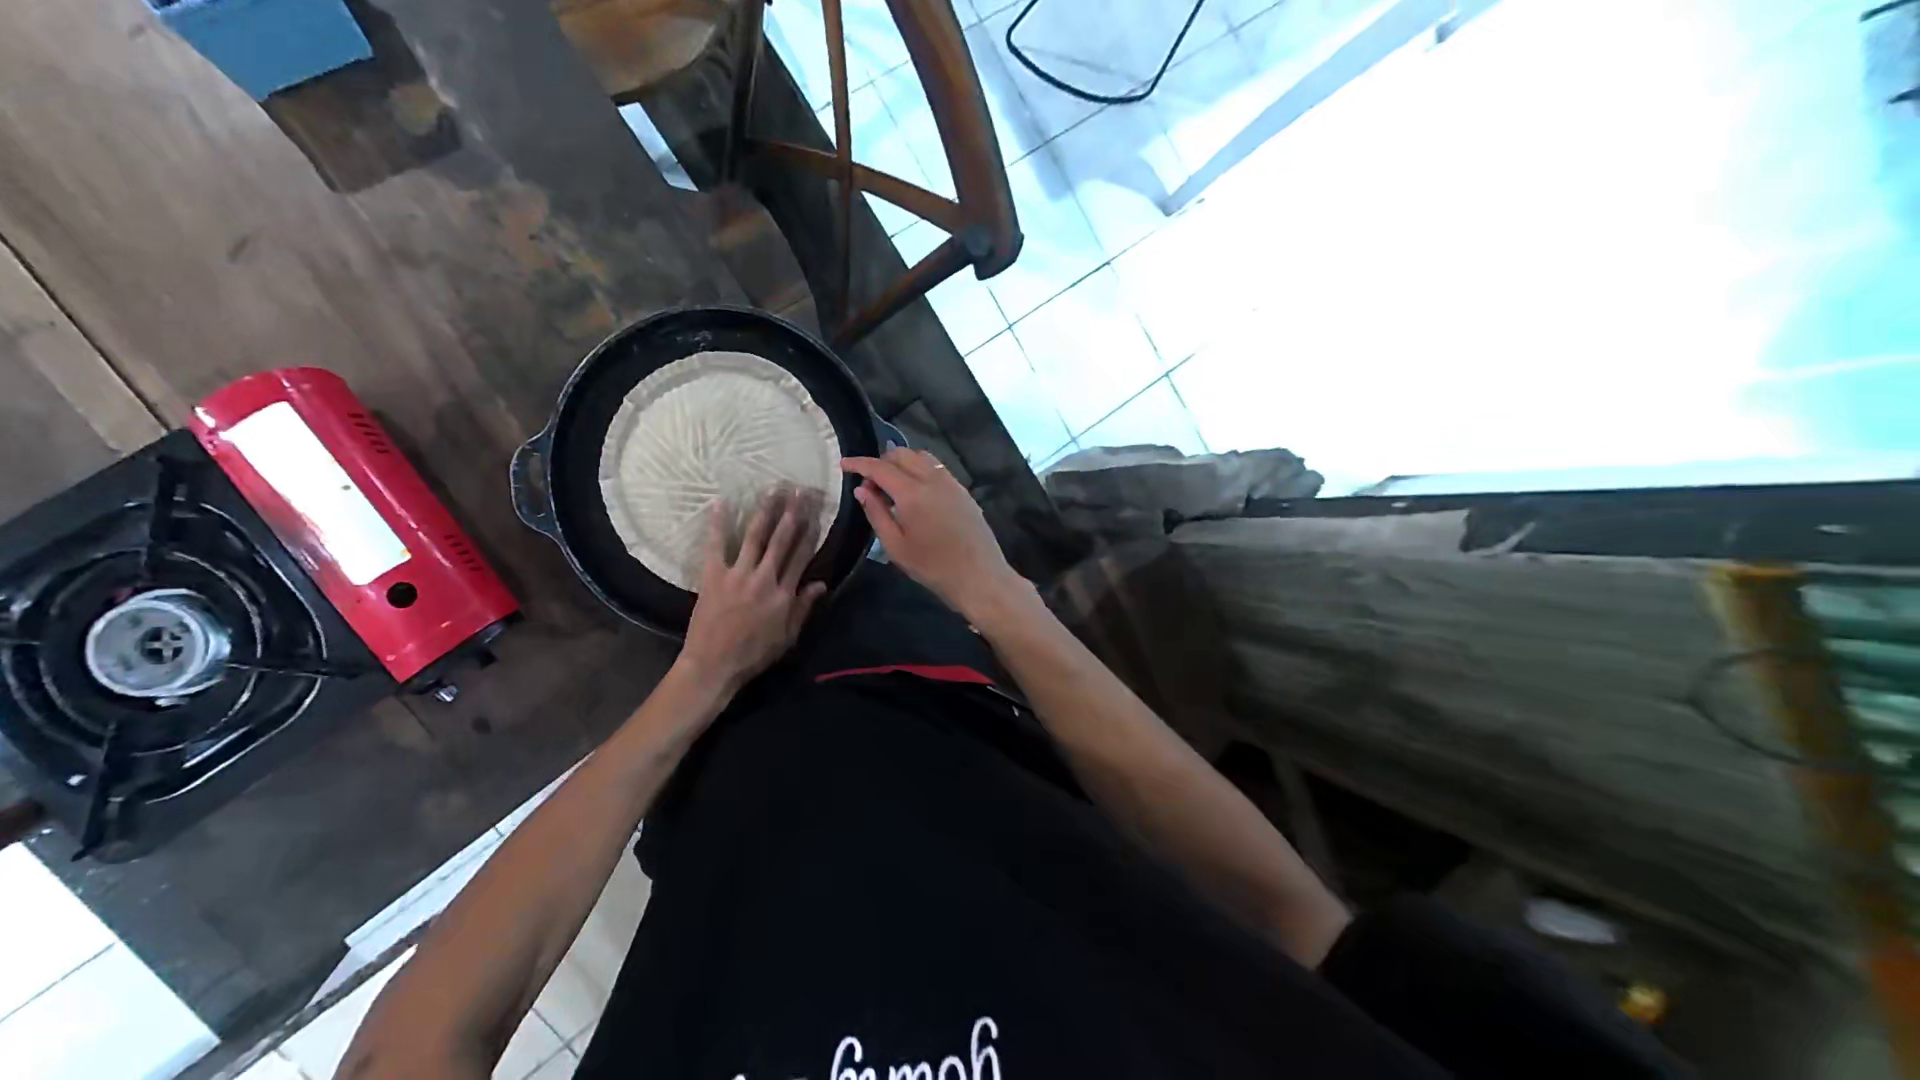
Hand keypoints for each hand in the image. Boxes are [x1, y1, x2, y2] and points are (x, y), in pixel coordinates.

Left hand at [678, 489, 828, 692]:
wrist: (714, 664)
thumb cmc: (754, 654)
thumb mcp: (788, 636)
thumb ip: (803, 608)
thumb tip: (821, 583)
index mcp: (784, 594)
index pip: (802, 555)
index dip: (809, 531)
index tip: (815, 511)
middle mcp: (765, 578)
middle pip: (782, 539)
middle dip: (792, 512)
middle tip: (799, 490)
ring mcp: (738, 574)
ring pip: (756, 536)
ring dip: (765, 511)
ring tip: (772, 489)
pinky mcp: (713, 576)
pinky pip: (716, 545)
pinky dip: (718, 523)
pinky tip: (721, 502)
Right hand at [841, 447, 1026, 618]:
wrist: (979, 576)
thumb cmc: (933, 567)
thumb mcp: (896, 546)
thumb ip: (876, 514)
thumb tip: (861, 490)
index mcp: (912, 493)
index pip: (880, 467)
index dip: (859, 463)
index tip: (844, 464)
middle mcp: (933, 479)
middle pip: (901, 454)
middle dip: (881, 462)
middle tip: (870, 485)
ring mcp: (951, 483)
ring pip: (921, 457)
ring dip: (902, 463)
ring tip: (892, 487)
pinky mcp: (963, 491)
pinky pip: (937, 468)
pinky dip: (920, 469)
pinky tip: (916, 492)